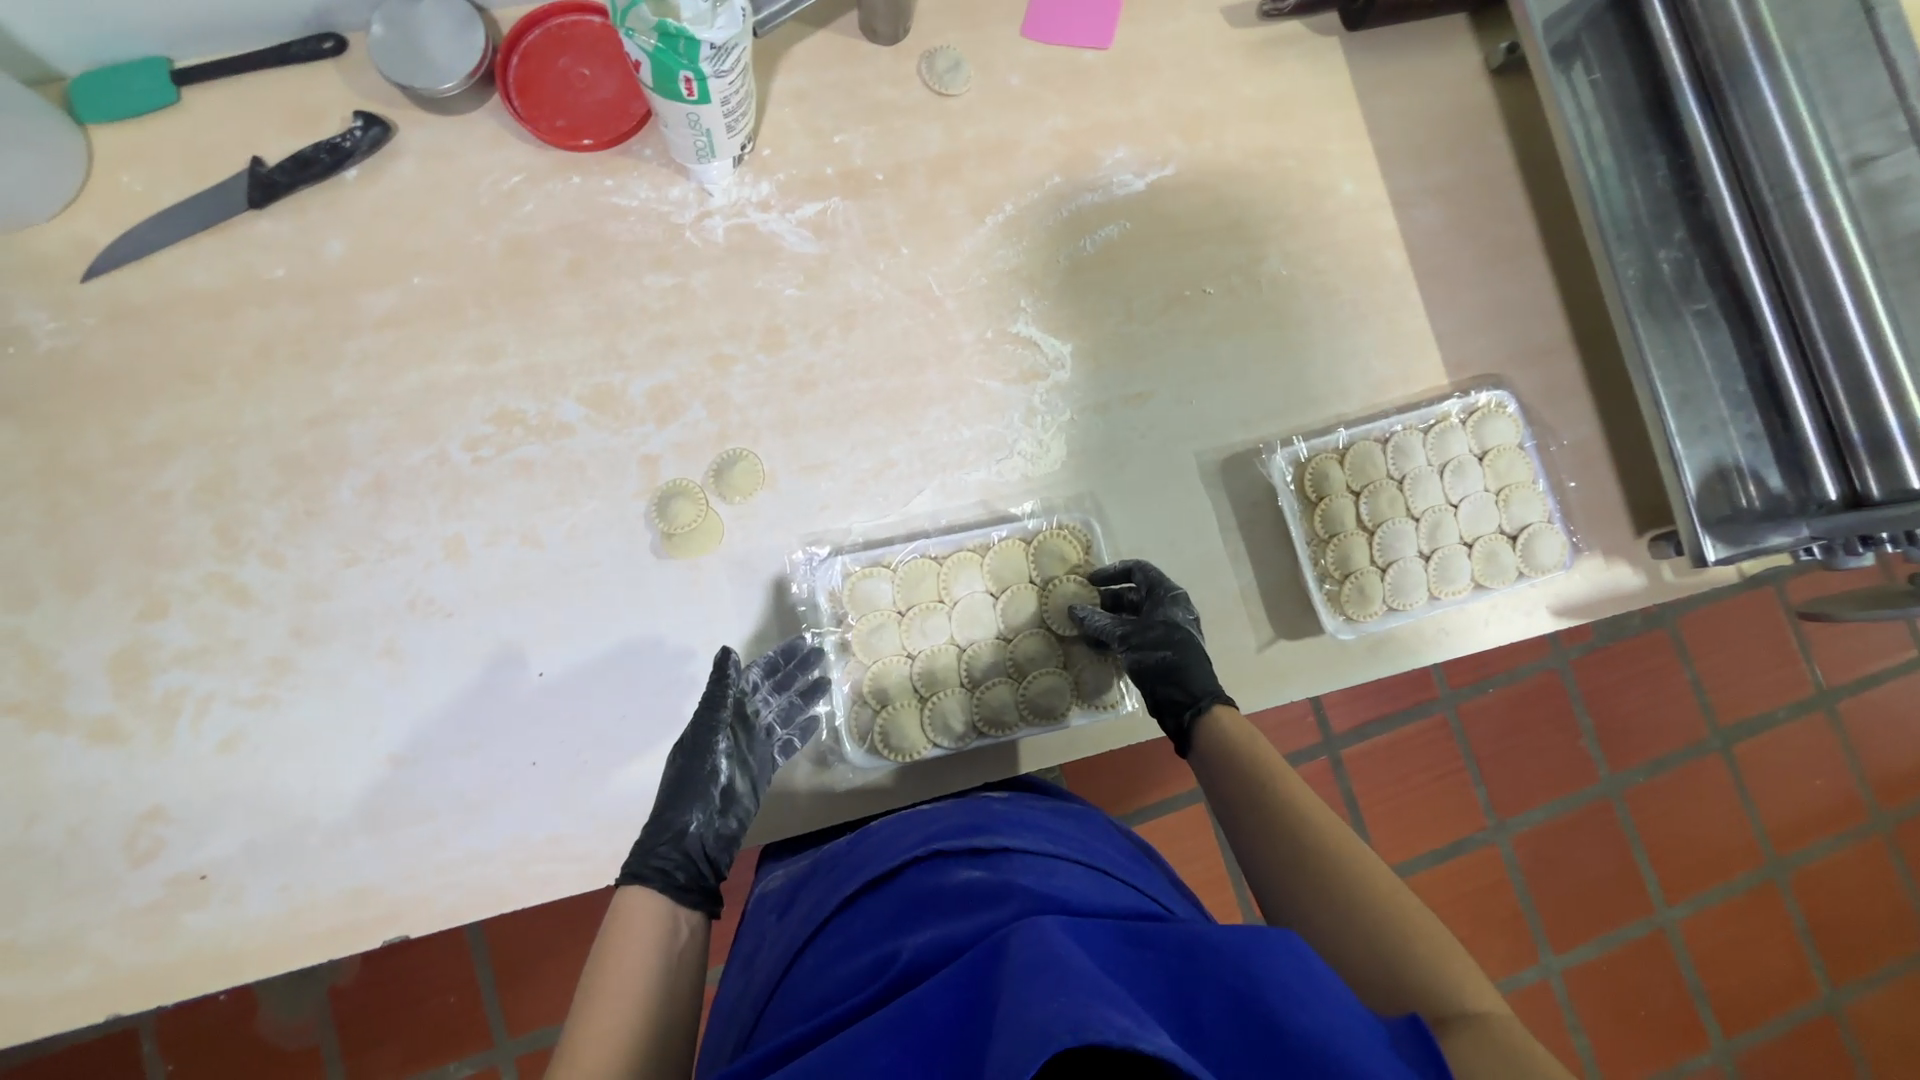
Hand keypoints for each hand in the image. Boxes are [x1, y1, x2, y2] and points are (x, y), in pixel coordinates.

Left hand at [615, 635, 829, 916]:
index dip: (779, 658)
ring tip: (828, 682)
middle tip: (824, 655)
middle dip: (798, 673)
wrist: (695, 836)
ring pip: (785, 714)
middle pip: (775, 690)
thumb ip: (721, 691)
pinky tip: (818, 721)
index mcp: (724, 709)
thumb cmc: (697, 780)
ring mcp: (753, 745)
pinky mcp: (764, 768)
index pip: (757, 674)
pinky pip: (786, 744)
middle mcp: (740, 722)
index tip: (804, 642)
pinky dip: (801, 732)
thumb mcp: (707, 730)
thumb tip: (729, 650)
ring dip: (804, 698)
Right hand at [1069, 559, 1234, 756]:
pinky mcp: (1158, 651)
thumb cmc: (1160, 656)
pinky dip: (1114, 638)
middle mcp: (1167, 609)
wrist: (1187, 699)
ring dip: (1106, 622)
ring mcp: (1164, 631)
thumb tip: (1072, 610)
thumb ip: (1098, 622)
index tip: (1089, 582)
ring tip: (1082, 628)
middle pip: (1132, 595)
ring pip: (1130, 618)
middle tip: (1081, 607)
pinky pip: (1132, 637)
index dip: (1112, 572)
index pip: (1138, 570)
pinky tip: (1093, 646)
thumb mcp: (1126, 636)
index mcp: (1167, 595)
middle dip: (1105, 601)